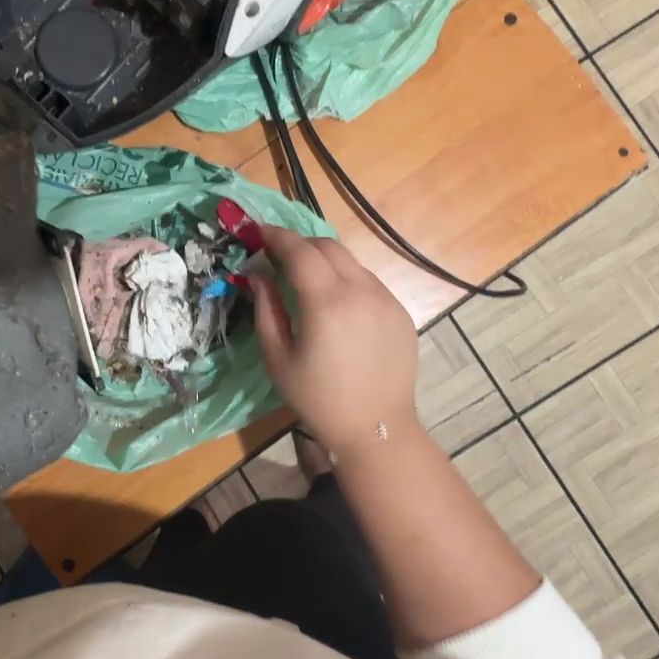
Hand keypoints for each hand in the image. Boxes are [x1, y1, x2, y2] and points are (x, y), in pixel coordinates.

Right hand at [249, 227, 417, 458]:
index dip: (277, 236)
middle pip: (327, 246)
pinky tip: (336, 304)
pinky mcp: (399, 311)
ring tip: (306, 278)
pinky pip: (368, 282)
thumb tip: (259, 276)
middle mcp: (360, 290)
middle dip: (300, 243)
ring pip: (351, 262)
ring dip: (325, 260)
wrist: (376, 427)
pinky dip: (346, 280)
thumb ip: (266, 310)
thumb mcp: (278, 359)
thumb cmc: (318, 399)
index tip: (259, 231)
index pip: (299, 250)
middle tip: (278, 254)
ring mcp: (385, 299)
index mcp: (326, 302)